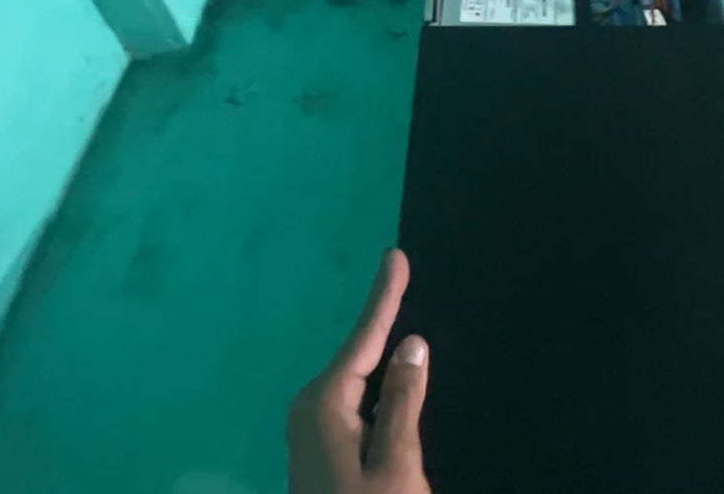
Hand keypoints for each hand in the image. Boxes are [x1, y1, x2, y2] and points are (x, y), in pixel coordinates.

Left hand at [288, 249, 431, 493]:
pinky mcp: (323, 454)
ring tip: (401, 312)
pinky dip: (377, 381)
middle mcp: (312, 411)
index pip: (364, 337)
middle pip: (358, 352)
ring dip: (381, 350)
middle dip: (381, 317)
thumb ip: (404, 401)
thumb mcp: (396, 468)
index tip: (395, 255)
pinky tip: (395, 374)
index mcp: (325, 406)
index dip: (384, 295)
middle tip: (401, 275)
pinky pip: (356, 400)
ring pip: (357, 377)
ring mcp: (314, 435)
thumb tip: (411, 344)